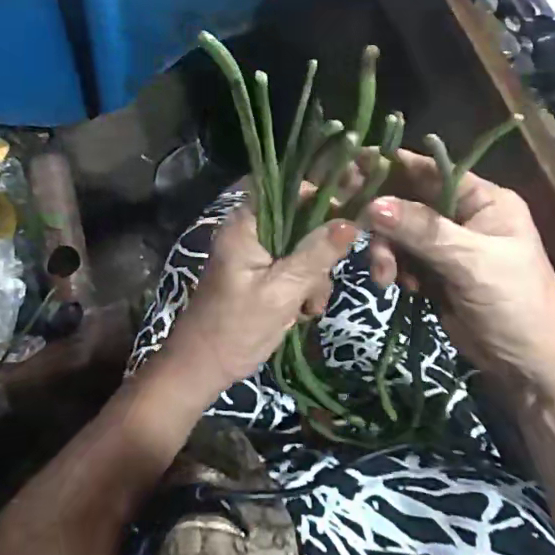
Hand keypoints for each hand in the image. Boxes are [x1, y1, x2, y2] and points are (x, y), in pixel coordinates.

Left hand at [155, 203, 358, 398]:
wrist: (203, 366)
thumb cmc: (236, 326)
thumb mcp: (283, 290)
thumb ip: (316, 254)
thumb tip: (350, 221)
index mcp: (245, 224)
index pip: (285, 188)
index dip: (317, 196)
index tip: (346, 216)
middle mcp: (248, 231)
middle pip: (299, 220)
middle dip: (319, 251)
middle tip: (321, 282)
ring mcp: (254, 254)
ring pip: (301, 248)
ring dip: (313, 277)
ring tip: (309, 307)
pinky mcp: (260, 275)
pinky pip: (292, 269)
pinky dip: (303, 288)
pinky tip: (303, 311)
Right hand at [363, 155, 554, 385]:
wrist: (532, 367)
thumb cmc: (515, 305)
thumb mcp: (469, 262)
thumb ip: (421, 230)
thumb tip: (373, 204)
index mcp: (482, 200)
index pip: (428, 169)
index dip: (388, 165)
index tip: (348, 169)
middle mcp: (462, 214)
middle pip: (405, 200)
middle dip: (381, 220)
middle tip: (355, 232)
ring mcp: (445, 244)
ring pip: (396, 231)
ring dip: (385, 252)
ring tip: (386, 278)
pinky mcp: (433, 270)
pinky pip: (399, 257)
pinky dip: (392, 268)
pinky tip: (397, 286)